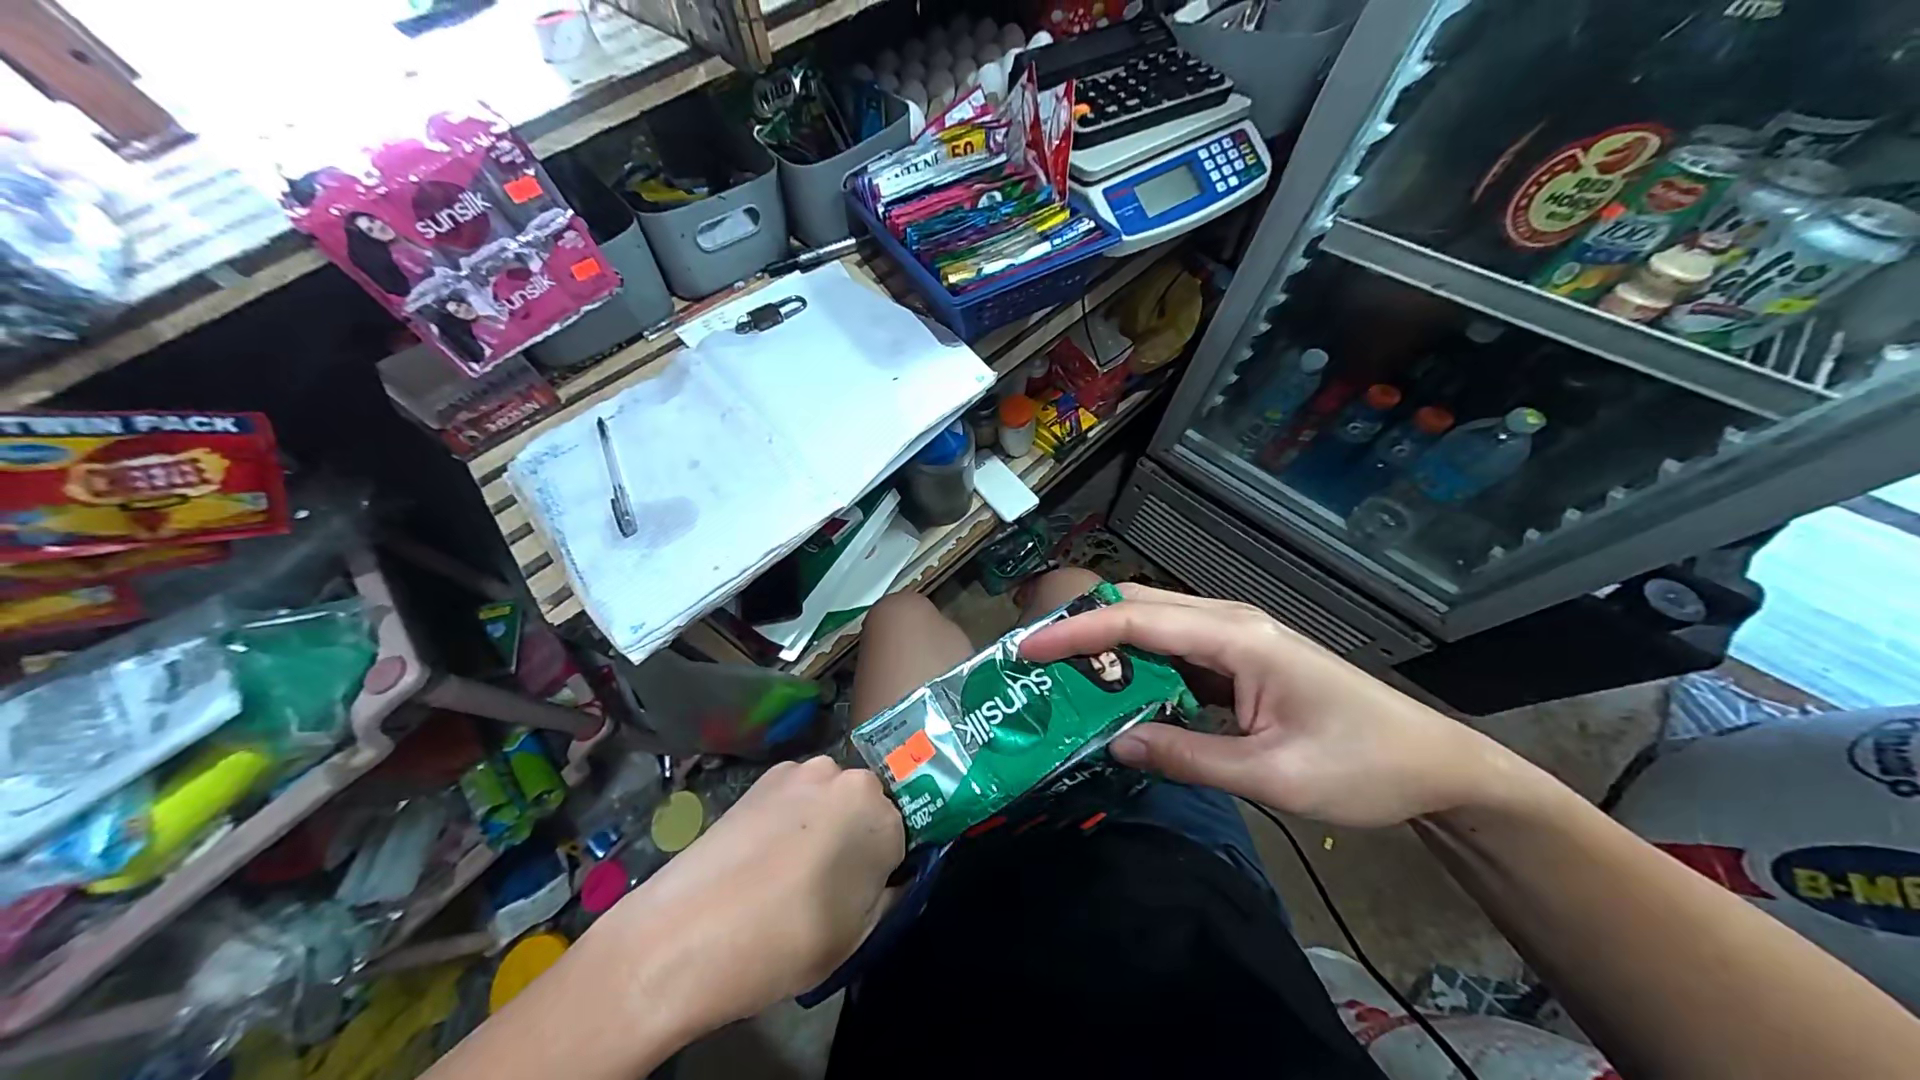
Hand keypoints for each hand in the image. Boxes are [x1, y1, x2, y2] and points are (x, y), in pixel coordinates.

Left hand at [600, 757, 903, 1031]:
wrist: (684, 935)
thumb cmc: (784, 941)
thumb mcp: (856, 936)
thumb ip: (889, 895)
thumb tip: (891, 879)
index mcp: (879, 813)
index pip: (903, 834)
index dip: (886, 866)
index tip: (865, 891)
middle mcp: (845, 776)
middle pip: (867, 806)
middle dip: (857, 836)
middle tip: (829, 882)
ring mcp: (799, 771)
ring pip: (831, 797)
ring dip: (823, 822)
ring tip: (789, 869)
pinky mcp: (762, 777)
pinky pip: (796, 794)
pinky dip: (791, 816)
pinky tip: (764, 855)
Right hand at [1018, 584, 1519, 826]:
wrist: (1433, 764)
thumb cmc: (1363, 766)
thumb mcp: (1272, 776)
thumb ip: (1189, 757)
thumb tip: (1113, 743)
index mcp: (1237, 637)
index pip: (1138, 620)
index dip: (1076, 631)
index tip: (1026, 650)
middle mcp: (1229, 622)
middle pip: (1137, 607)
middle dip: (1079, 627)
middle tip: (1030, 664)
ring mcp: (1232, 638)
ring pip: (1150, 626)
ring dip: (1104, 647)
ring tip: (1058, 679)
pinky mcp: (1235, 659)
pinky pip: (1170, 651)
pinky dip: (1133, 666)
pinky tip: (1112, 693)